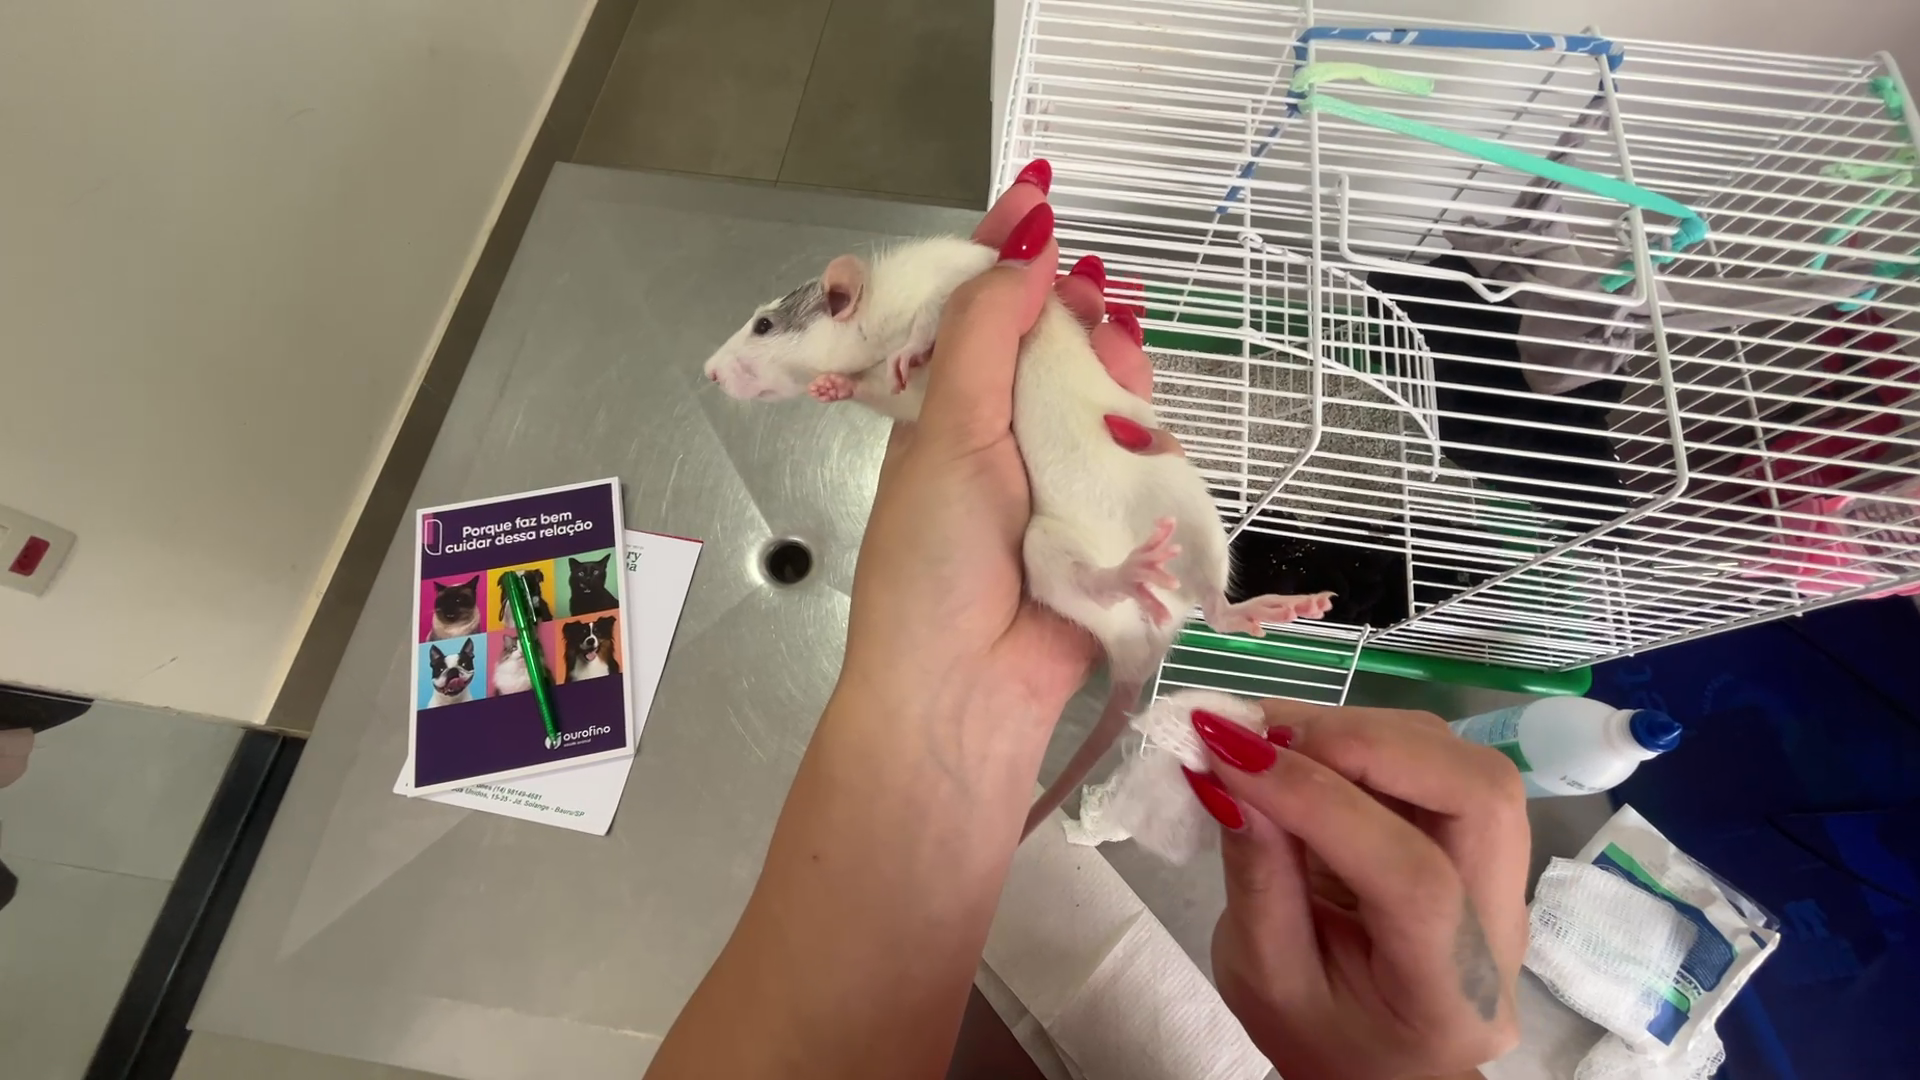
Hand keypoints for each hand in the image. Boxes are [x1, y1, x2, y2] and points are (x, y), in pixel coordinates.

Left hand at [838, 162, 1159, 726]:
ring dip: (1115, 375)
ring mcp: (1060, 484)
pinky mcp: (1109, 526)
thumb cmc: (934, 559)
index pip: (979, 319)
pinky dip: (1146, 440)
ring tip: (1117, 371)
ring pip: (1105, 402)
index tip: (1040, 198)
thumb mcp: (945, 436)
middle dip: (1076, 317)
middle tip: (1092, 302)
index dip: (1007, 261)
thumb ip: (982, 338)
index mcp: (947, 417)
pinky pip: (1140, 462)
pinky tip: (1146, 432)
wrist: (966, 691)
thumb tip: (1023, 243)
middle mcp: (1003, 443)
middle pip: (1053, 353)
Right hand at [1189, 701, 1528, 1079]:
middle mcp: (1503, 923)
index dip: (1315, 799)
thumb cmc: (1314, 1032)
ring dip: (1354, 729)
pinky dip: (1353, 732)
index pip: (1412, 877)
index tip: (1225, 753)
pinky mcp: (1468, 833)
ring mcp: (1499, 871)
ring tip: (1269, 737)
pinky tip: (1296, 746)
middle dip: (1362, 743)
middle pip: (1478, 794)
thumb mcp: (1260, 975)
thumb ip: (1254, 875)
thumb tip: (1231, 773)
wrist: (1370, 1054)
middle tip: (1267, 738)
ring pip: (1457, 758)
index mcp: (1452, 994)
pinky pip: (1427, 753)